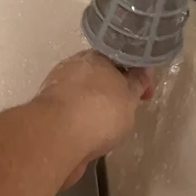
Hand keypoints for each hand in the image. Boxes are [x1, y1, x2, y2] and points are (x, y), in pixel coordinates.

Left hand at [33, 51, 155, 188]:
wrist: (56, 138)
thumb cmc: (99, 111)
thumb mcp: (129, 97)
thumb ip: (137, 84)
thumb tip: (142, 73)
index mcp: (94, 57)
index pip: (120, 59)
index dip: (137, 75)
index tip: (146, 93)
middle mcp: (72, 69)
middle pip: (100, 79)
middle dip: (115, 94)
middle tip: (128, 112)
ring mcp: (57, 92)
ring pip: (85, 99)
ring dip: (98, 111)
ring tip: (110, 131)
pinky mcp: (49, 116)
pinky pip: (73, 117)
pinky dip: (84, 126)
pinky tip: (91, 139)